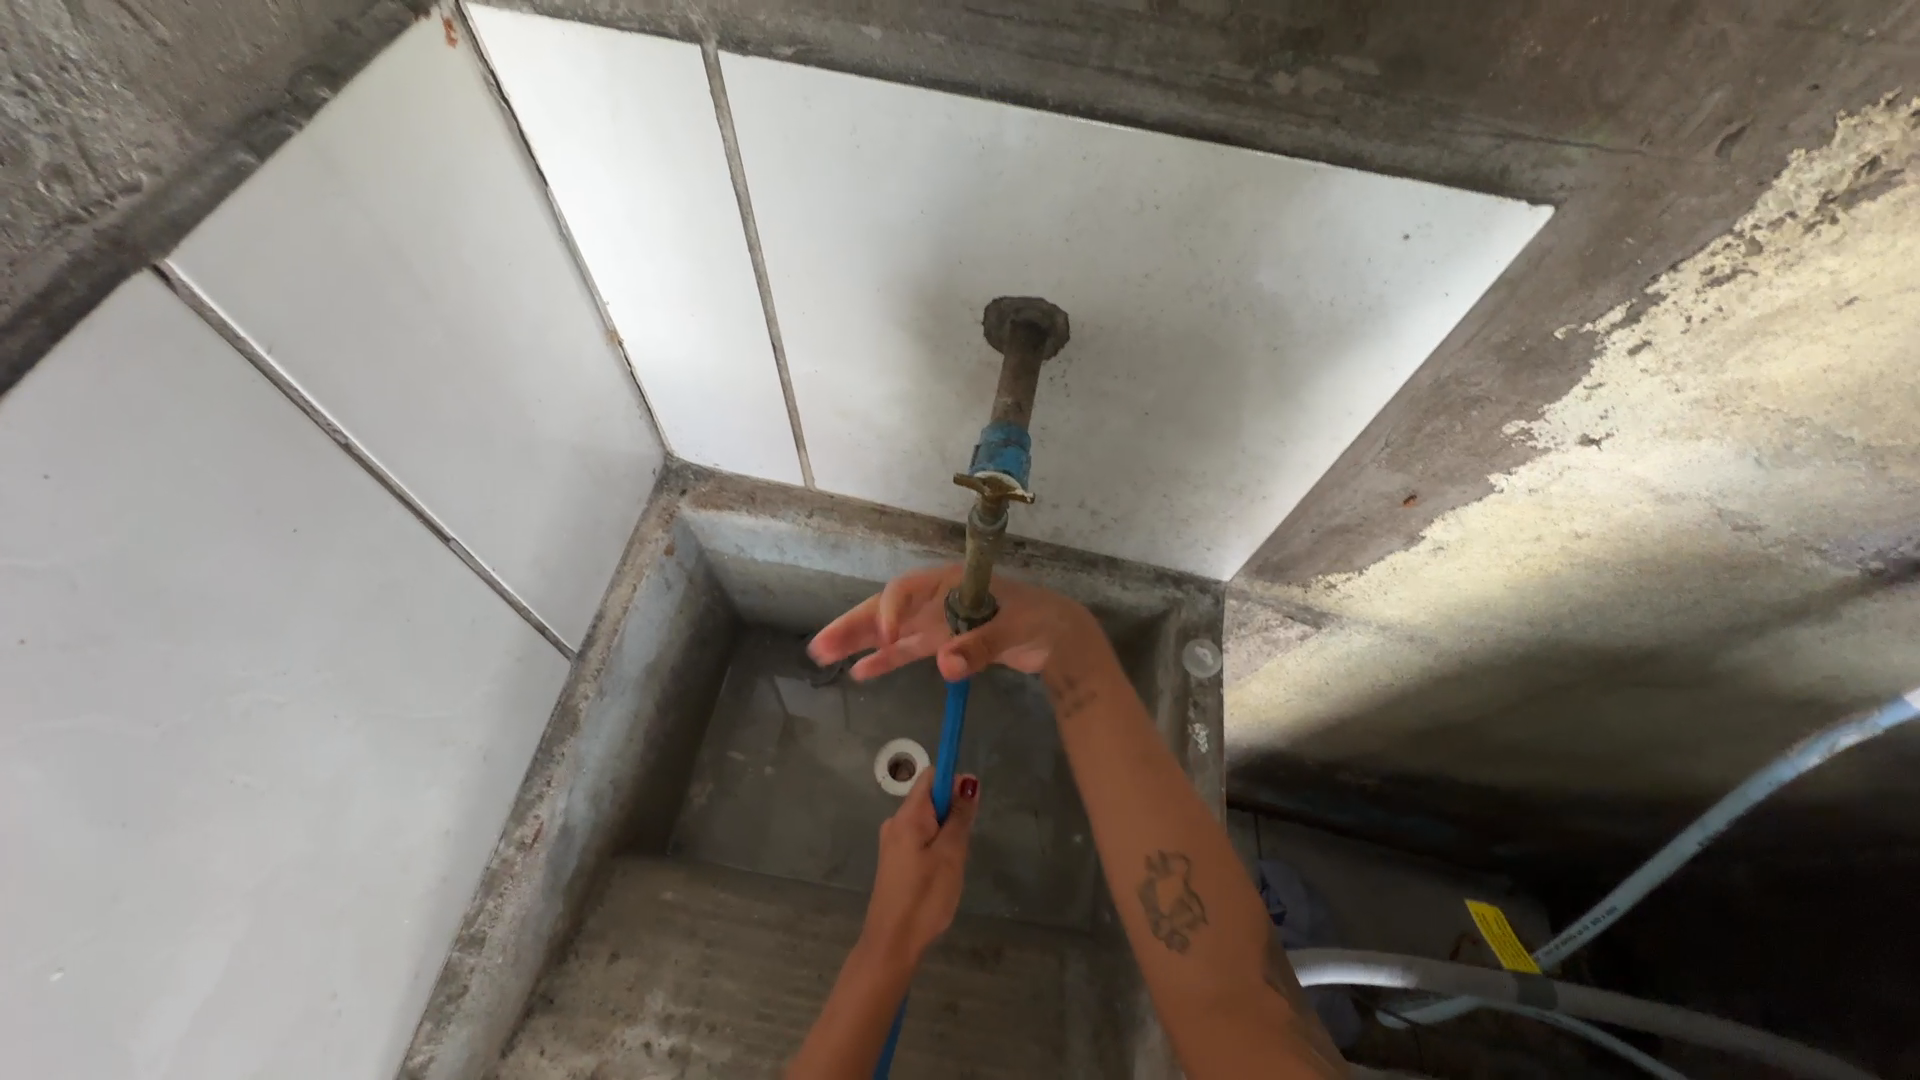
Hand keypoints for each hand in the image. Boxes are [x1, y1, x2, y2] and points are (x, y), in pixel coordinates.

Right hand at [809, 564, 1093, 681]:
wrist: (1058, 635)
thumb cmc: (1038, 619)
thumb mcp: (1014, 628)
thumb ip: (980, 646)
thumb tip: (946, 665)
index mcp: (950, 583)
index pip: (906, 591)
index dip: (890, 612)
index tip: (885, 641)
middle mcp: (937, 599)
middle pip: (887, 609)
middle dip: (854, 626)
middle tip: (820, 646)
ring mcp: (938, 622)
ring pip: (891, 632)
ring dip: (860, 643)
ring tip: (824, 656)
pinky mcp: (944, 643)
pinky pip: (908, 651)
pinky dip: (885, 661)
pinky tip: (860, 672)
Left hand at [862, 769, 979, 963]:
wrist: (892, 944)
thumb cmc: (924, 897)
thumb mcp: (951, 854)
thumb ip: (960, 816)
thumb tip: (968, 780)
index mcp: (907, 816)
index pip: (931, 777)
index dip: (954, 783)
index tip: (970, 808)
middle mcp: (895, 823)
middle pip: (930, 800)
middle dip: (953, 815)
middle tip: (961, 849)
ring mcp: (892, 843)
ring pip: (928, 823)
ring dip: (946, 836)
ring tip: (951, 868)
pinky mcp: (894, 861)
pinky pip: (920, 840)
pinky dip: (935, 850)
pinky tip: (940, 877)